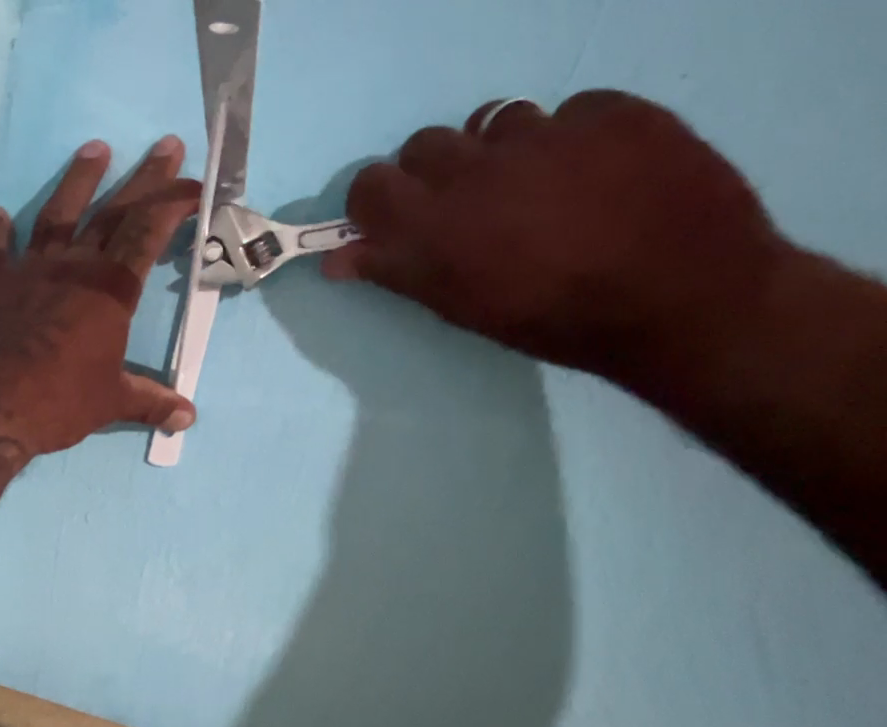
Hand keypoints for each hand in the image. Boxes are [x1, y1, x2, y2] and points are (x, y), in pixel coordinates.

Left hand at [0, 136, 203, 455]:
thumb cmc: (56, 404)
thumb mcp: (110, 404)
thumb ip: (149, 401)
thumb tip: (187, 416)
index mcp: (109, 290)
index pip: (149, 232)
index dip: (175, 204)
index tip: (197, 186)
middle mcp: (70, 268)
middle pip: (112, 212)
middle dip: (143, 178)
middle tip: (166, 145)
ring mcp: (27, 272)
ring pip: (56, 214)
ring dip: (77, 180)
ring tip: (94, 148)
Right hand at [325, 91, 789, 388]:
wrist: (682, 298)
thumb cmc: (552, 319)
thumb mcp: (460, 306)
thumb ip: (397, 270)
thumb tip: (338, 257)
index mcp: (434, 222)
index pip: (372, 183)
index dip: (378, 201)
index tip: (393, 220)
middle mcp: (478, 166)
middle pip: (427, 145)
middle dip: (435, 172)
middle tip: (467, 205)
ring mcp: (548, 133)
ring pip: (497, 122)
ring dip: (501, 151)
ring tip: (536, 186)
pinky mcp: (612, 112)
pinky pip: (571, 112)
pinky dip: (570, 139)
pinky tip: (596, 173)